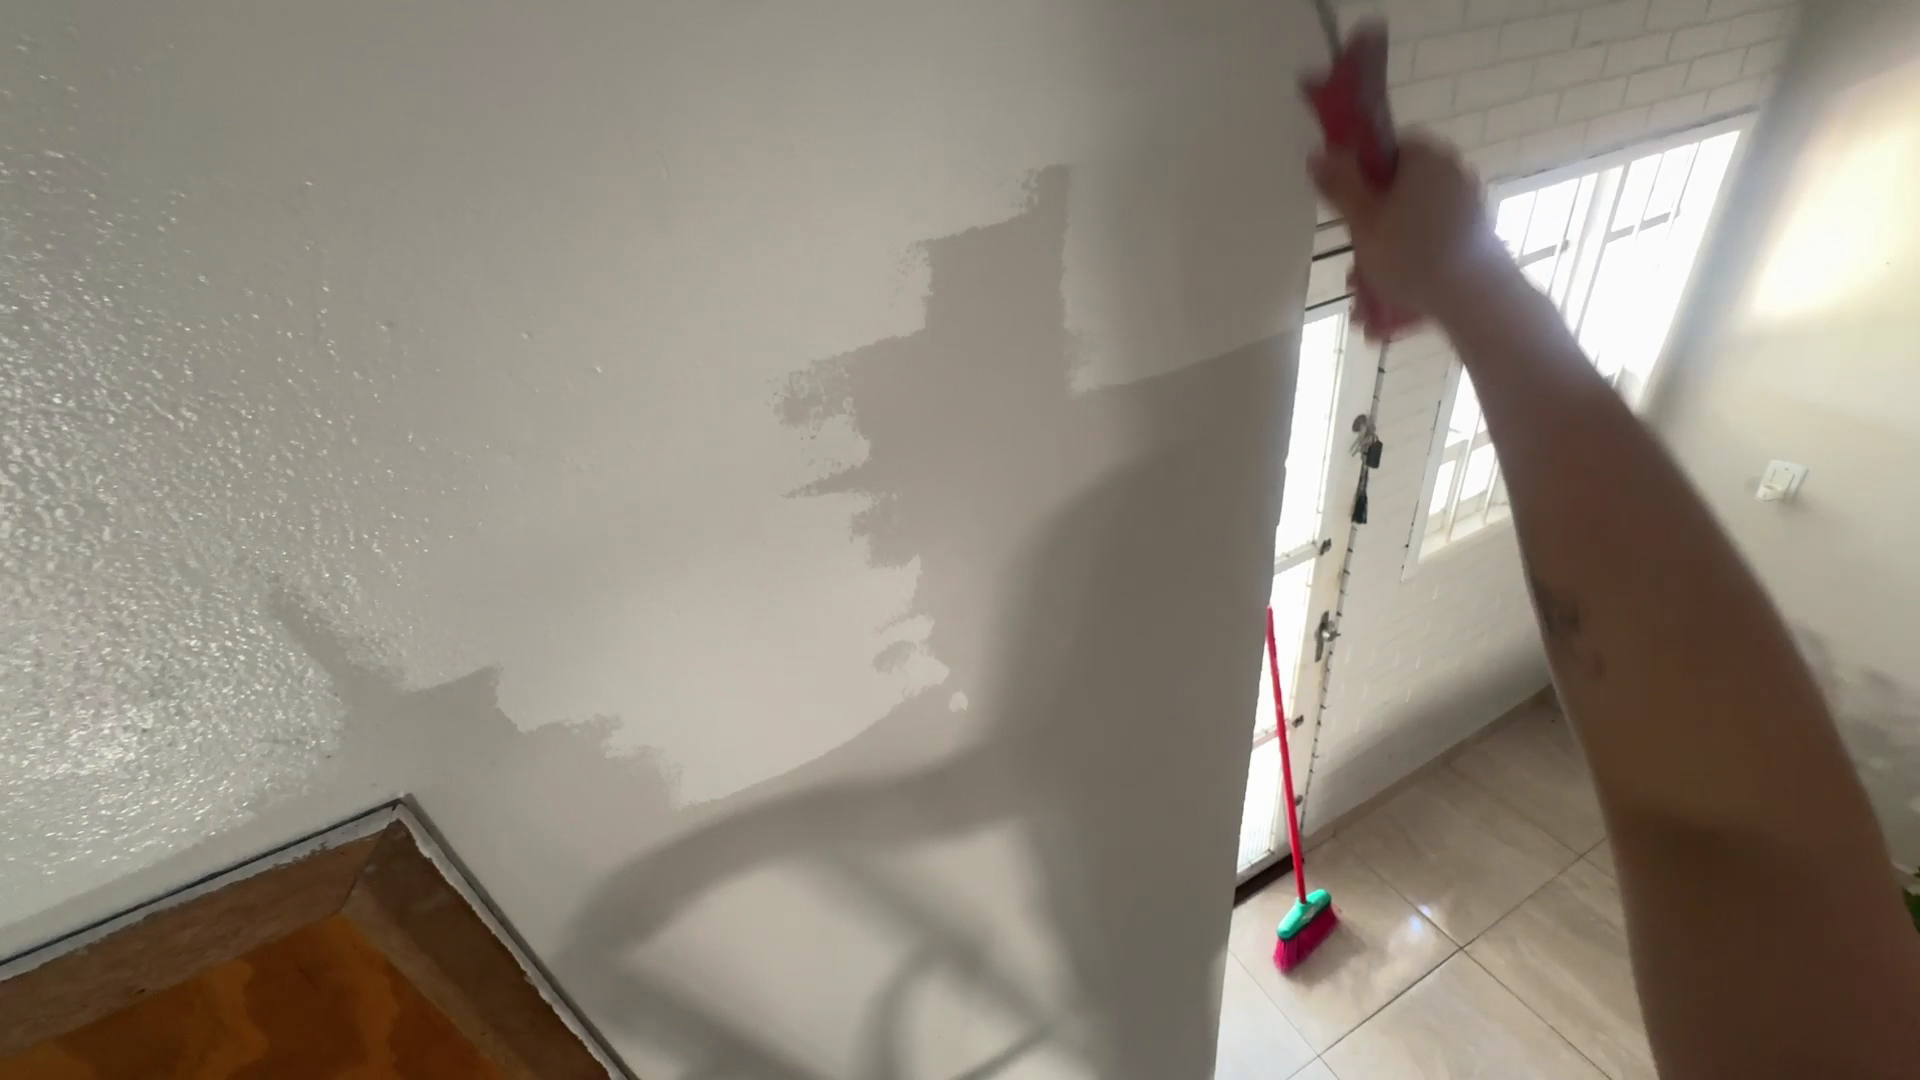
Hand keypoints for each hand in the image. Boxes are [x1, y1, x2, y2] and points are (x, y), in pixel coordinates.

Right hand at [1312, 136, 1515, 323]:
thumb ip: (1340, 187)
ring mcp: (1465, 203)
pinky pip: (1430, 240)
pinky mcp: (1472, 232)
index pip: (1388, 150)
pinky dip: (1409, 261)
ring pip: (1411, 221)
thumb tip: (1316, 154)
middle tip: (1353, 257)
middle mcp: (1450, 171)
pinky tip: (1391, 296)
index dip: (1363, 175)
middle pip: (1398, 189)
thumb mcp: (1362, 223)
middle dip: (1370, 224)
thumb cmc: (1410, 255)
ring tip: (1365, 291)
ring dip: (1384, 251)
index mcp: (1425, 158)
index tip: (1348, 206)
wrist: (1471, 294)